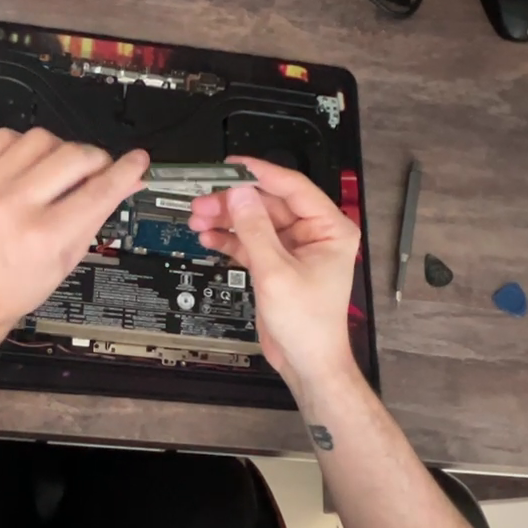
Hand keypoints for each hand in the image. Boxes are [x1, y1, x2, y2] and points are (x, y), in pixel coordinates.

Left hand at [0, 128, 148, 348]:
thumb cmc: (19, 285)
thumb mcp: (69, 257)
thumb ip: (100, 213)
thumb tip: (129, 181)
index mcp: (44, 236)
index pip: (98, 191)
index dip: (124, 171)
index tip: (137, 160)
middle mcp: (14, 206)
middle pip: (74, 155)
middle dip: (96, 160)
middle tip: (97, 172)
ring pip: (42, 138)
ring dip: (60, 151)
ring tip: (58, 172)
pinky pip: (6, 137)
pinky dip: (25, 146)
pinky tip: (29, 166)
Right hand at [186, 157, 360, 384]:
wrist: (306, 361)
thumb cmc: (308, 324)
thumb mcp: (276, 272)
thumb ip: (254, 230)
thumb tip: (239, 194)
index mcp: (329, 228)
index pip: (292, 187)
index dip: (259, 174)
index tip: (231, 165)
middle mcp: (313, 233)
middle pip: (267, 203)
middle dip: (234, 202)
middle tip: (203, 200)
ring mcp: (293, 248)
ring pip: (254, 221)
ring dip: (226, 219)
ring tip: (198, 218)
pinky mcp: (275, 263)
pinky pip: (249, 242)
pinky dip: (229, 239)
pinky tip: (208, 236)